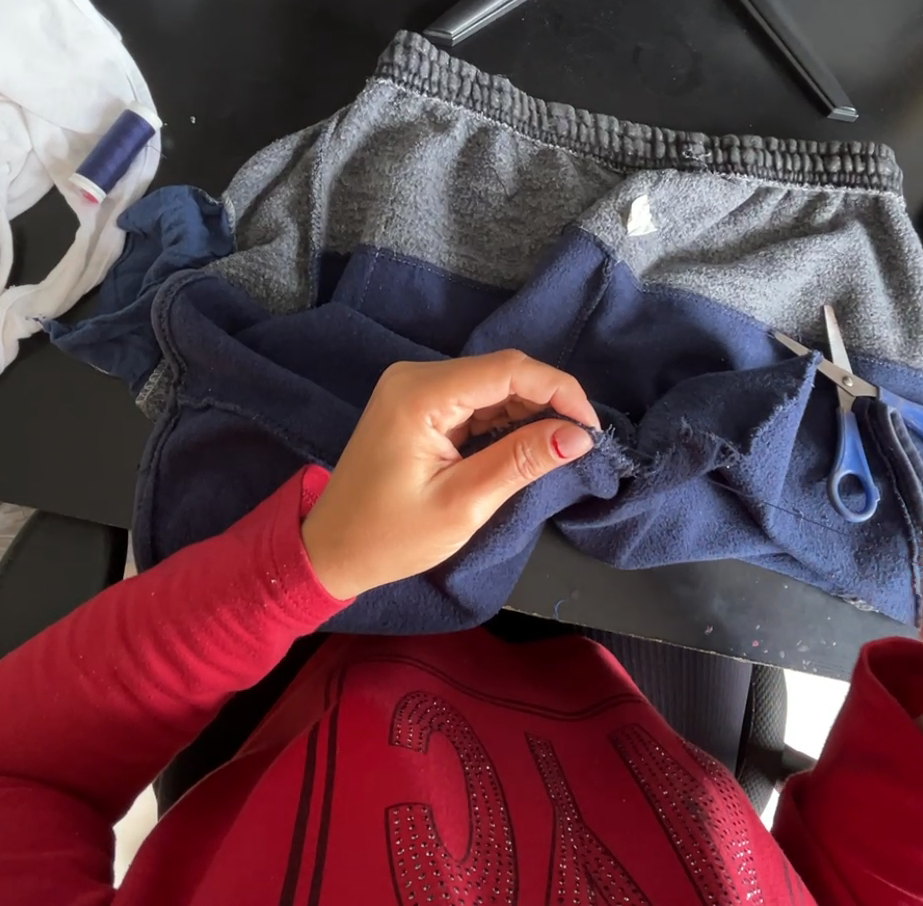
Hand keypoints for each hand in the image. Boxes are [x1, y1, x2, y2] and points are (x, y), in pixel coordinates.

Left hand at [300, 350, 600, 599]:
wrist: (331, 551)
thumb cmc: (389, 536)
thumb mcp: (463, 504)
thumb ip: (521, 461)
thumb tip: (579, 436)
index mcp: (420, 393)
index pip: (507, 370)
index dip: (559, 389)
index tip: (591, 427)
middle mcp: (416, 376)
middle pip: (500, 372)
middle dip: (547, 401)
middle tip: (580, 441)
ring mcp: (414, 388)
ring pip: (490, 385)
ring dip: (529, 411)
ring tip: (559, 446)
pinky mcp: (417, 404)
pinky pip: (473, 400)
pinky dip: (504, 419)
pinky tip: (526, 442)